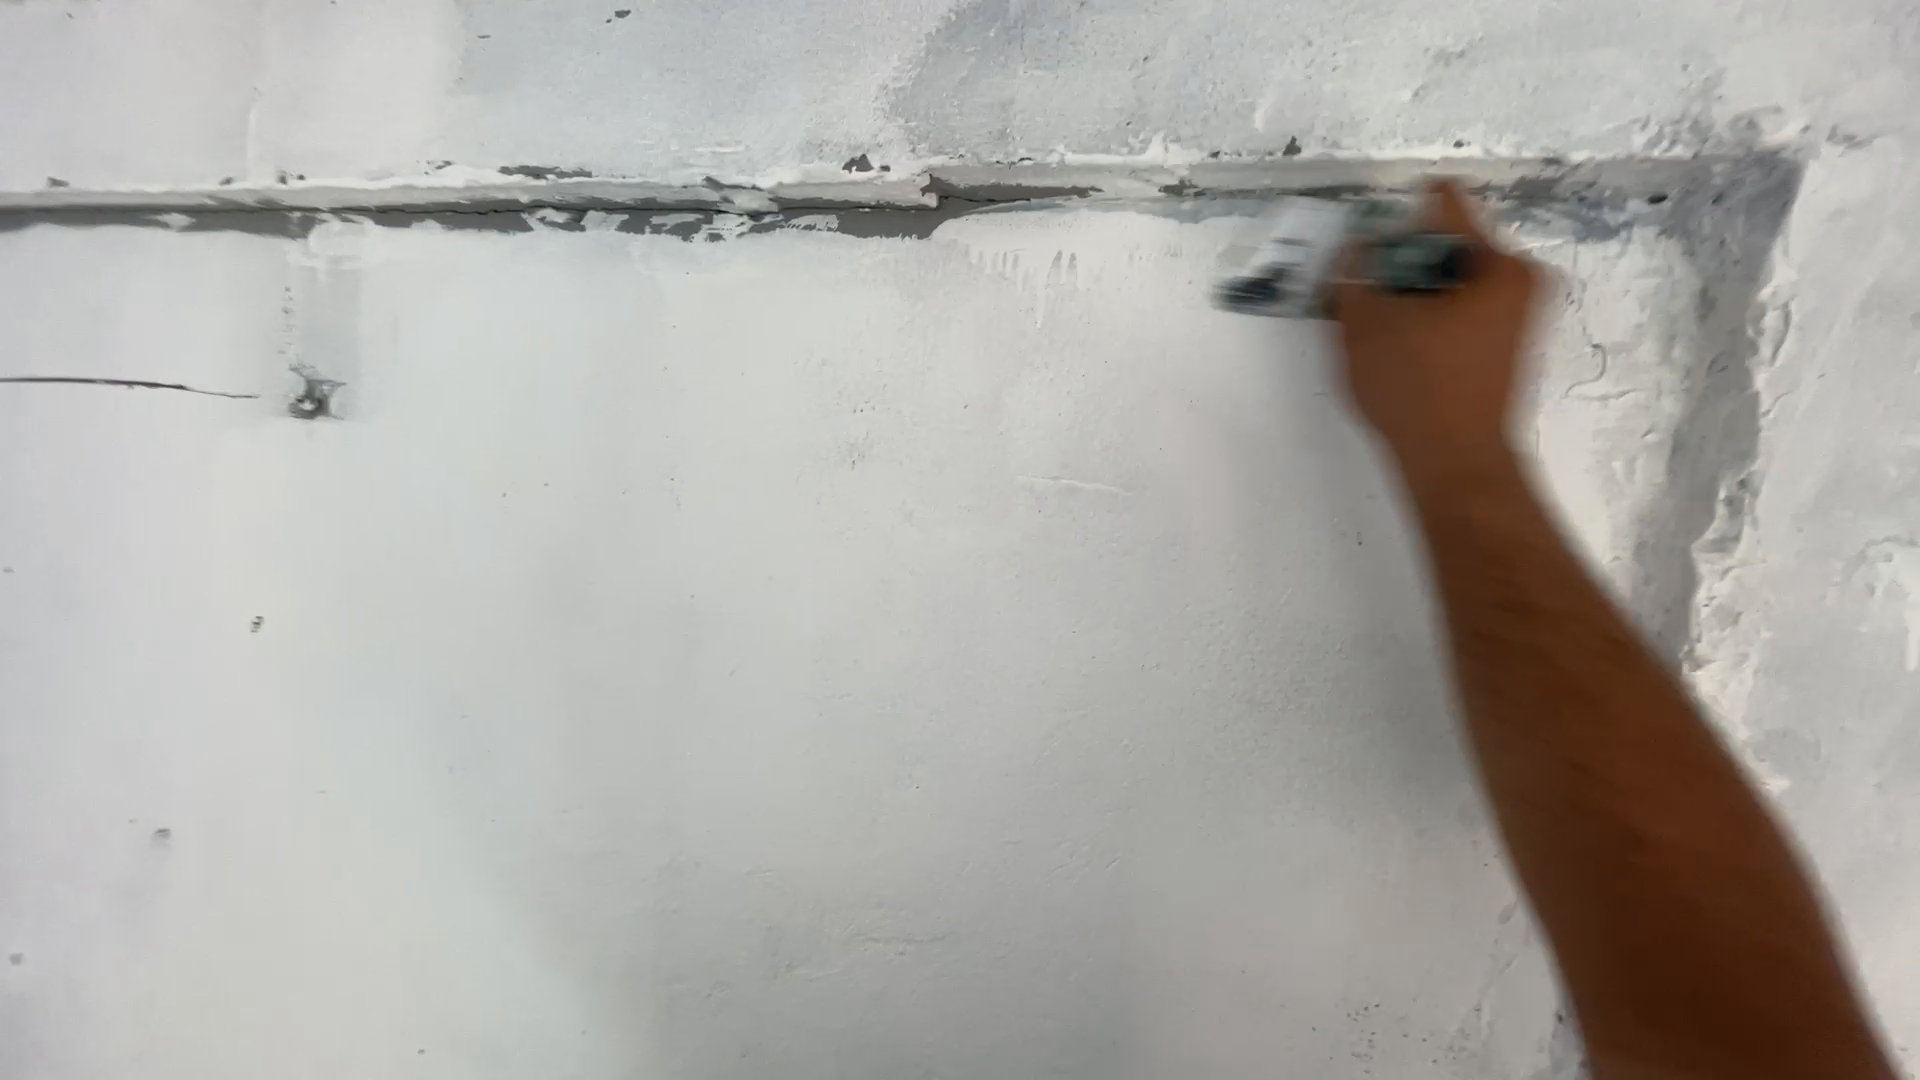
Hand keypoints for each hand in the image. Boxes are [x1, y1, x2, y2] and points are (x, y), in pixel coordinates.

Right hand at [1330, 179, 1546, 485]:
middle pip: (1445, 248)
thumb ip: (1353, 278)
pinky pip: (1457, 315)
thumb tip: (1354, 250)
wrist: (1454, 462)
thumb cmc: (1415, 389)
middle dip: (1398, 267)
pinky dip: (1425, 323)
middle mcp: (1520, 281)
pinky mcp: (1504, 349)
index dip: (1394, 215)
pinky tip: (1397, 354)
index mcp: (1498, 262)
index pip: (1443, 203)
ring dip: (1407, 299)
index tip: (1364, 242)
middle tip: (1362, 300)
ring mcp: (1518, 317)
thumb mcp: (1366, 327)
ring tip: (1374, 333)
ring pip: (1447, 285)